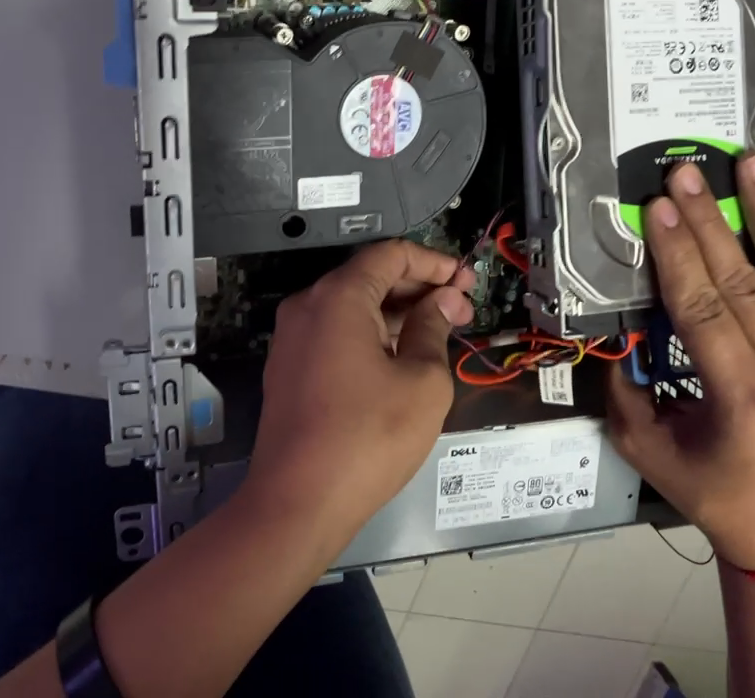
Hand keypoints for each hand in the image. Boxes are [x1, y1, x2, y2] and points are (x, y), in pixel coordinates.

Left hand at [246, 240, 474, 548]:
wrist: (298, 500)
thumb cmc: (368, 438)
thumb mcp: (422, 382)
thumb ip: (433, 329)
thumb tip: (442, 301)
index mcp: (338, 296)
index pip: (390, 254)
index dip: (433, 262)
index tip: (465, 280)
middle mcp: (307, 306)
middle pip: (369, 276)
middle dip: (418, 287)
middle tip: (461, 309)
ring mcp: (292, 337)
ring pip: (351, 306)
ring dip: (396, 313)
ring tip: (439, 333)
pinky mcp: (289, 367)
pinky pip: (335, 333)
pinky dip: (370, 334)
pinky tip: (401, 356)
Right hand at [607, 154, 754, 571]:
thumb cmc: (711, 490)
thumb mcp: (645, 446)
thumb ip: (624, 386)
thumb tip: (616, 325)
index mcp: (747, 398)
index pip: (705, 309)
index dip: (679, 254)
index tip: (658, 206)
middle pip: (747, 282)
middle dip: (710, 222)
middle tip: (685, 174)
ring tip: (752, 164)